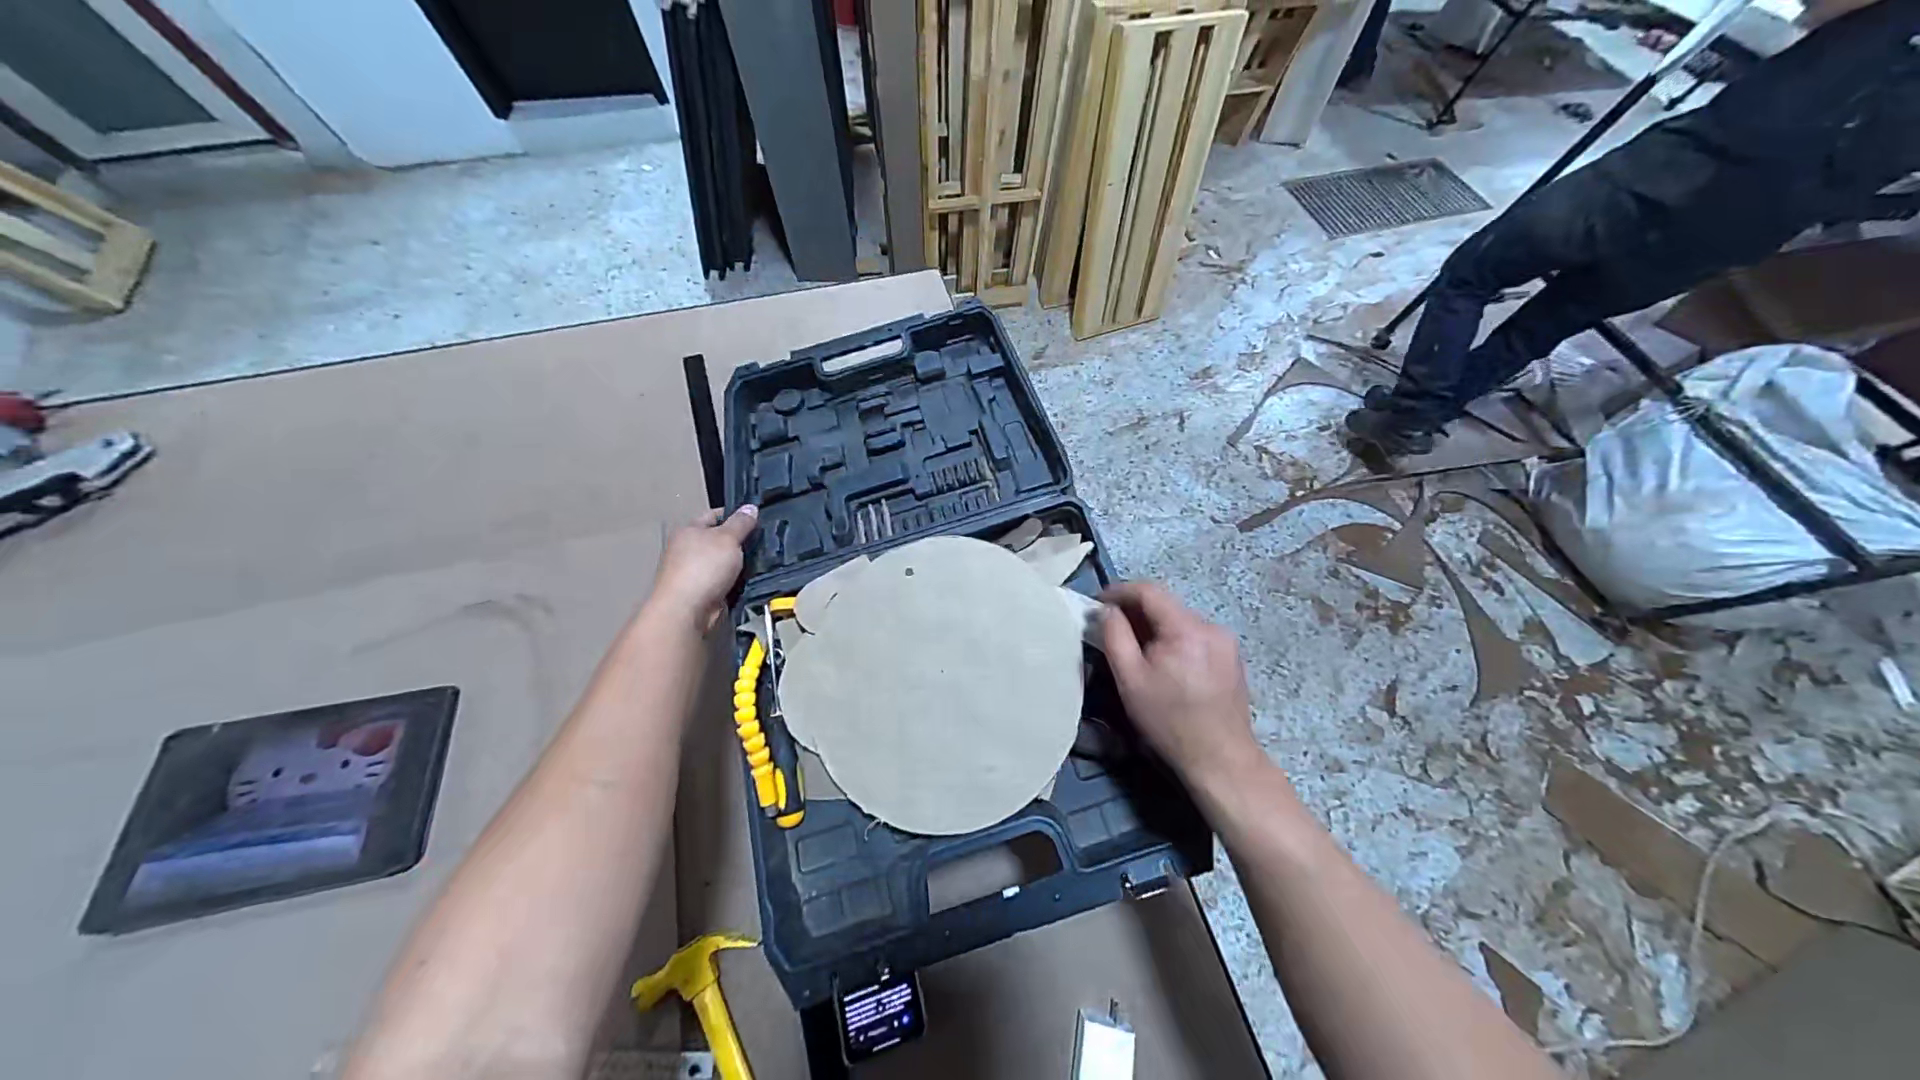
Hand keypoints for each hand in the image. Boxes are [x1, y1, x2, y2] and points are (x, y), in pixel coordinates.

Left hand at [647, 506, 758, 630]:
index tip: (757, 519)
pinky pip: (725, 582)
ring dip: (740, 564)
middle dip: (741, 542)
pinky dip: (737, 581)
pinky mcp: (702, 593)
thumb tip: (750, 507)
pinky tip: (750, 580)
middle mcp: (688, 549)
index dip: (736, 515)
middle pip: (720, 540)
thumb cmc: (703, 567)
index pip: (714, 515)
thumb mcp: (727, 538)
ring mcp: (694, 572)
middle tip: (764, 542)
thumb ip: (741, 523)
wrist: (687, 610)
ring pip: (725, 563)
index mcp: (689, 530)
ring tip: (762, 561)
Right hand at [1100, 583, 1261, 791]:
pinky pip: (1194, 636)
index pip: (1149, 591)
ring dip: (1154, 628)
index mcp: (1187, 629)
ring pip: (1179, 621)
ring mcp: (1226, 642)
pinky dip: (1173, 640)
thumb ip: (1114, 636)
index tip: (1097, 604)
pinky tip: (1164, 666)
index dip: (1119, 592)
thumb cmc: (1169, 721)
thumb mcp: (1130, 679)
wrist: (1220, 759)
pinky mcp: (1231, 657)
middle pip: (1165, 605)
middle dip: (1135, 613)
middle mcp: (1211, 627)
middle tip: (1111, 631)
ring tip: (1136, 652)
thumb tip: (1106, 610)